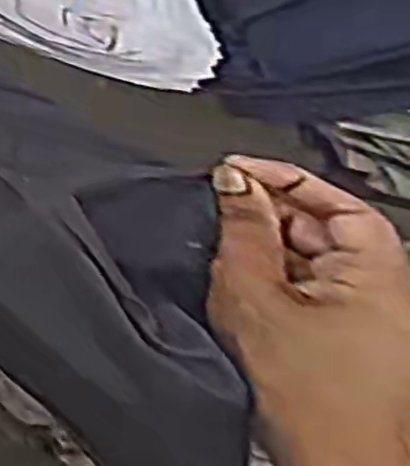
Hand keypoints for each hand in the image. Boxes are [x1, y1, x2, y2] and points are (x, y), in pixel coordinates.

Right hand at [207, 156, 409, 465]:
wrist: (325, 441)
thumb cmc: (301, 376)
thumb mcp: (251, 284)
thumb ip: (243, 226)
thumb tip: (234, 179)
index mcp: (383, 278)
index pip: (344, 205)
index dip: (289, 178)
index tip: (236, 167)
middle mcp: (390, 291)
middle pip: (328, 226)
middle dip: (269, 208)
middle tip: (216, 199)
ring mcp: (374, 312)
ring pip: (314, 251)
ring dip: (266, 237)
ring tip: (223, 240)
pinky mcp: (351, 326)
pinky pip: (310, 277)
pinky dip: (272, 264)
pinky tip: (240, 270)